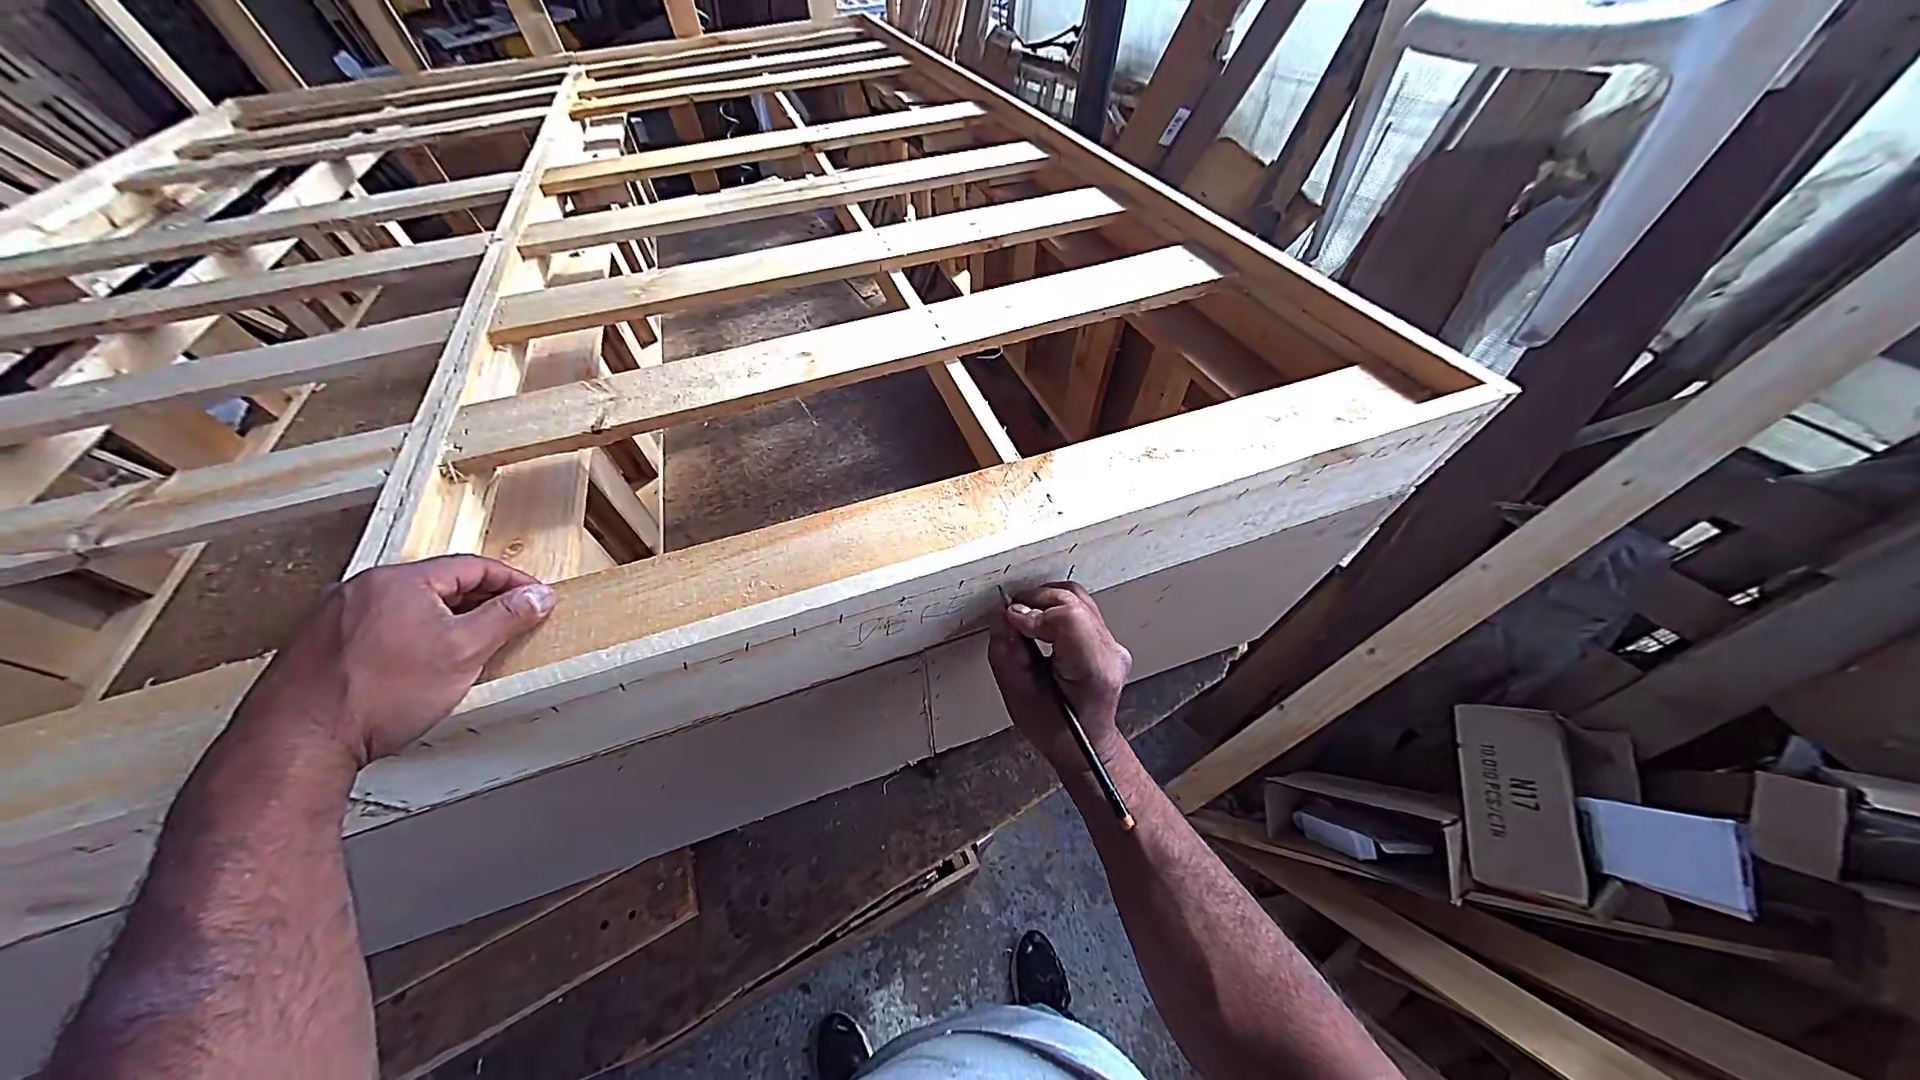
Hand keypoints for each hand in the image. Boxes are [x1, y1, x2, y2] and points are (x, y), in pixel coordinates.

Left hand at [233, 555, 555, 767]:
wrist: (298, 743)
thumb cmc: (377, 695)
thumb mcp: (465, 650)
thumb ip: (507, 617)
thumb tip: (537, 595)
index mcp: (397, 580)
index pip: (473, 566)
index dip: (513, 582)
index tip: (534, 598)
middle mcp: (361, 589)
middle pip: (441, 583)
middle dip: (483, 602)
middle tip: (511, 623)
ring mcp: (334, 616)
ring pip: (411, 606)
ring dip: (448, 620)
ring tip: (471, 646)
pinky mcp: (319, 645)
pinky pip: (383, 626)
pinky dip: (414, 636)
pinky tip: (424, 663)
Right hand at [987, 582, 1131, 772]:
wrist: (1085, 743)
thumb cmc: (1056, 730)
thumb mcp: (1018, 696)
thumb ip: (1007, 652)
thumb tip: (1004, 618)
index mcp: (1093, 670)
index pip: (1068, 617)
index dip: (1032, 613)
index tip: (1011, 620)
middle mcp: (1109, 653)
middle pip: (1071, 601)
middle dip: (1034, 603)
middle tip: (1011, 619)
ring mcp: (1112, 643)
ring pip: (1076, 597)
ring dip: (1044, 602)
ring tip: (1023, 620)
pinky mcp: (1106, 638)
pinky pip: (1079, 606)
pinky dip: (1053, 607)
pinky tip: (1039, 622)